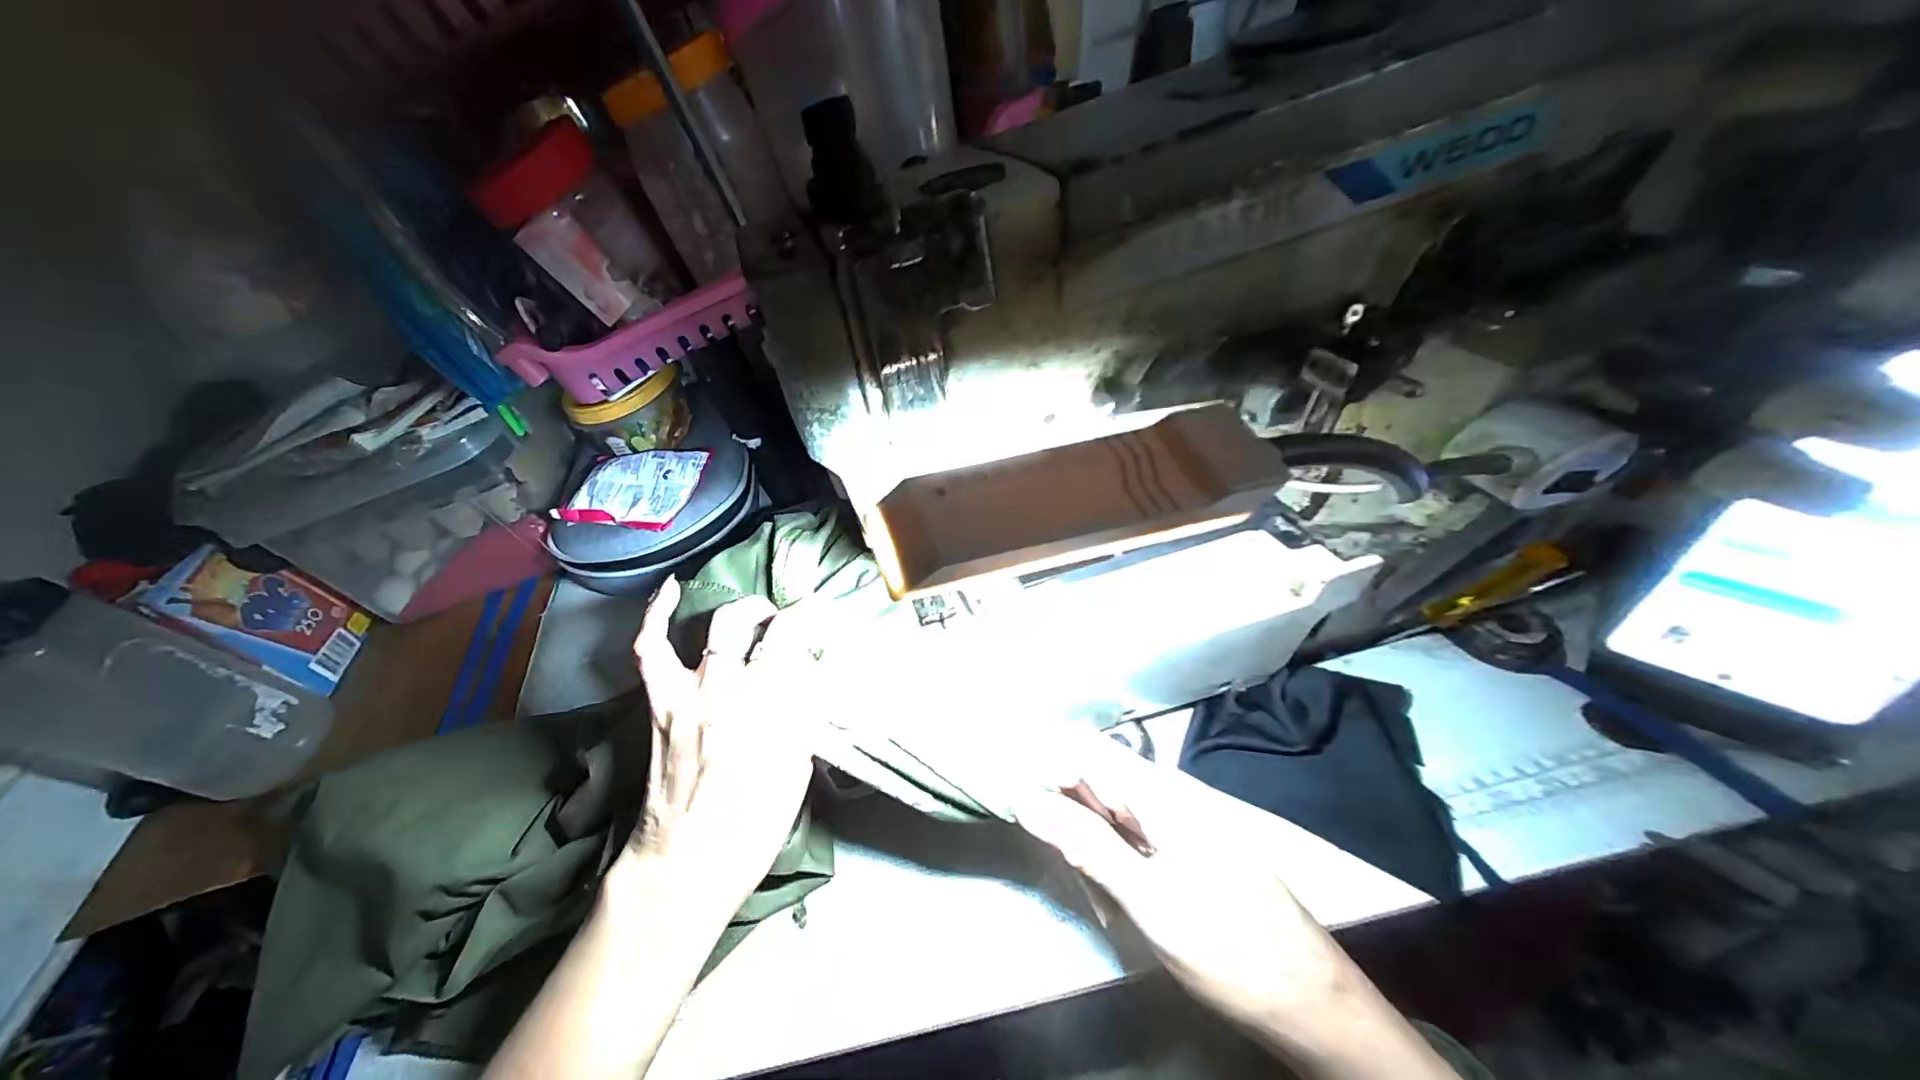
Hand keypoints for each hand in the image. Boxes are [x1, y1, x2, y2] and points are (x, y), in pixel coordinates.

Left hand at [625, 576, 815, 914]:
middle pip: (765, 627)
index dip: (812, 618)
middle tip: (791, 623)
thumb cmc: (751, 830)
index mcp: (776, 714)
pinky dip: (657, 613)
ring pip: (721, 626)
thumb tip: (808, 676)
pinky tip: (671, 588)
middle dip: (784, 614)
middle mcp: (736, 693)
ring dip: (745, 611)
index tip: (821, 614)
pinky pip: (652, 647)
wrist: (684, 865)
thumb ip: (804, 716)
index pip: (798, 642)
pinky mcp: (660, 702)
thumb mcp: (797, 772)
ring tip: (755, 613)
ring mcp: (693, 694)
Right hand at [1012, 740, 1356, 1031]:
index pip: (1087, 754)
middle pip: (1099, 784)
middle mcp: (1174, 798)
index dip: (1046, 772)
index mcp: (1166, 795)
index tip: (1016, 802)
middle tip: (1067, 871)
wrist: (1312, 1005)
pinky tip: (1119, 904)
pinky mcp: (1190, 851)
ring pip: (1114, 817)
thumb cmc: (1228, 949)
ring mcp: (1184, 825)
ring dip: (1092, 851)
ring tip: (1102, 904)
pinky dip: (1117, 867)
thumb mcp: (1149, 900)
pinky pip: (1136, 842)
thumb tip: (1028, 800)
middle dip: (1068, 818)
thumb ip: (1087, 844)